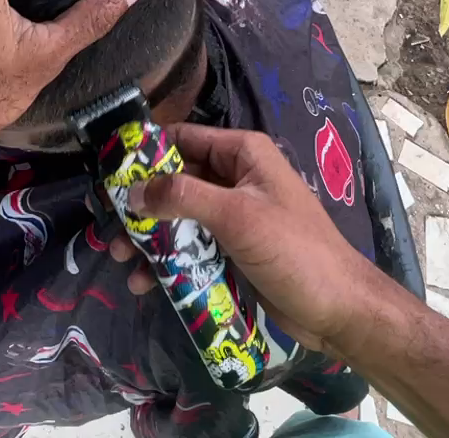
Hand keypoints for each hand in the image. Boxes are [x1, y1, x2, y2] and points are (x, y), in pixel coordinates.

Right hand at [111, 124, 381, 356]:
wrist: (339, 311)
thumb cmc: (293, 250)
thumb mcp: (237, 216)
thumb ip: (183, 197)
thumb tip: (132, 190)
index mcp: (241, 153)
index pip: (183, 138)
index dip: (145, 152)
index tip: (109, 173)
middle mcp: (234, 176)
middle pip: (175, 180)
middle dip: (141, 203)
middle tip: (109, 226)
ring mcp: (233, 214)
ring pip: (179, 216)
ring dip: (149, 236)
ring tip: (120, 260)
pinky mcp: (231, 248)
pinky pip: (191, 246)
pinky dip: (167, 260)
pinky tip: (146, 283)